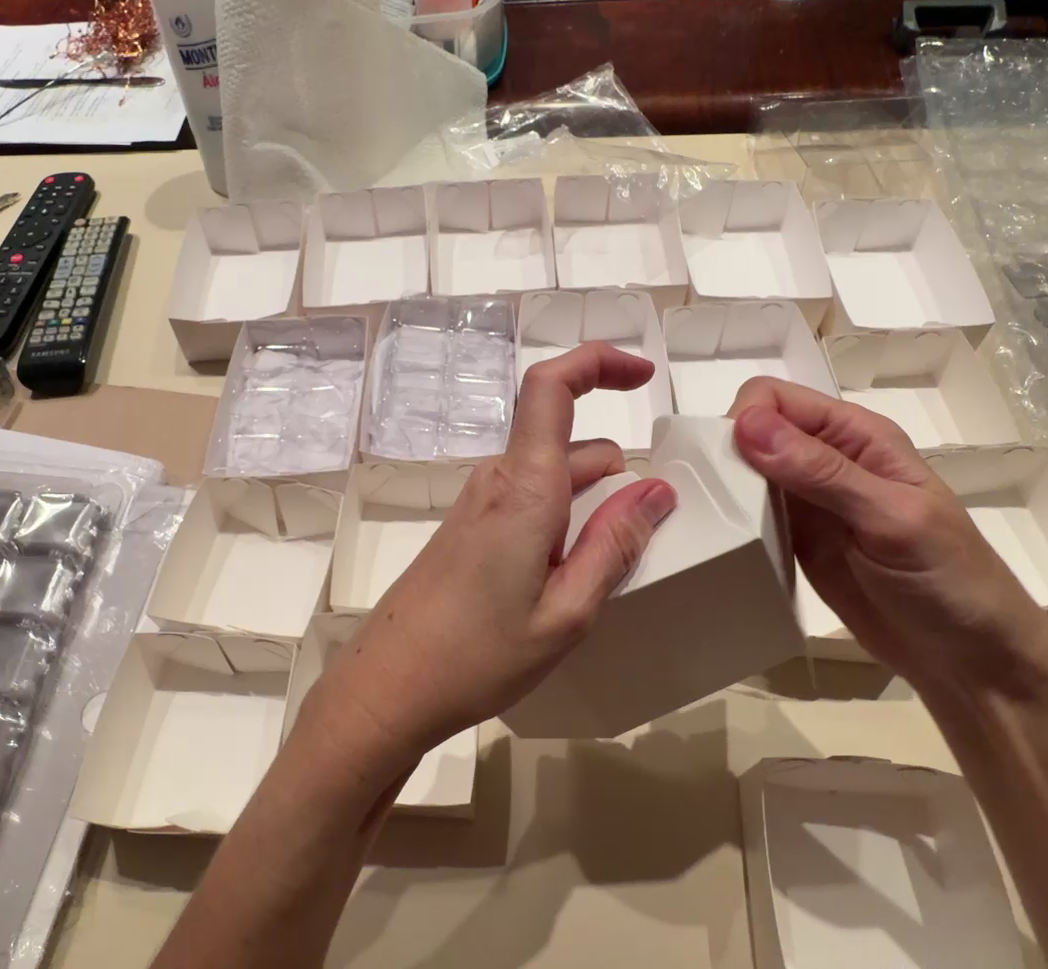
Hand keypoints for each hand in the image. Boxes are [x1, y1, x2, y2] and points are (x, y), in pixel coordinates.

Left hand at [298, 343, 678, 770]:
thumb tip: (657, 490)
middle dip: (615, 470)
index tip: (643, 375)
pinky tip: (571, 575)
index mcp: (525, 487)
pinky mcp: (468, 528)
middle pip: (565, 441)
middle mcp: (497, 481)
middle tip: (649, 532)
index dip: (597, 361)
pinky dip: (562, 517)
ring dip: (590, 499)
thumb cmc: (479, 656)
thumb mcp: (566, 612)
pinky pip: (528, 500)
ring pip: (549, 474)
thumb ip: (613, 546)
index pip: (550, 386)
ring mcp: (478, 503)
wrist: (389, 686)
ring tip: (614, 564)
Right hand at [728, 378, 1047, 691]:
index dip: (744, 419)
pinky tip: (717, 542)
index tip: (725, 464)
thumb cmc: (947, 579)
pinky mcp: (794, 541)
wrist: (968, 658)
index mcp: (855, 435)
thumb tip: (746, 424)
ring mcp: (807, 503)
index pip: (776, 398)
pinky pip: (749, 517)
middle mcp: (825, 459)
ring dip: (720, 489)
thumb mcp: (890, 518)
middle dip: (722, 453)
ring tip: (699, 520)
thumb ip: (820, 471)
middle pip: (753, 432)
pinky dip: (730, 523)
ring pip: (745, 473)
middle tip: (701, 498)